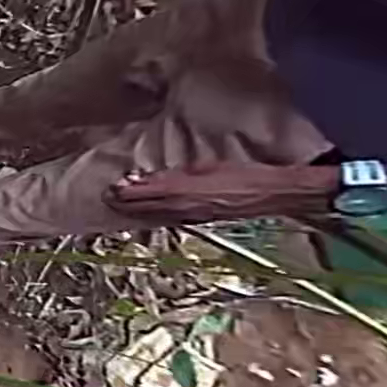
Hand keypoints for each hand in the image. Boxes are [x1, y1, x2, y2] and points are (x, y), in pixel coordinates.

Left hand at [107, 165, 332, 221]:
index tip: (110, 186)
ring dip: (131, 211)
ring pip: (147, 216)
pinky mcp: (198, 221)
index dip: (118, 191)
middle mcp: (176, 206)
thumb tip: (146, 177)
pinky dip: (151, 215)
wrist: (279, 192)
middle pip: (134, 208)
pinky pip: (166, 219)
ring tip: (120, 205)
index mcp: (175, 190)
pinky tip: (148, 211)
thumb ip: (172, 174)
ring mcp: (186, 216)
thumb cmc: (245, 173)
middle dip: (117, 203)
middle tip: (107, 197)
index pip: (133, 194)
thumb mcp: (204, 166)